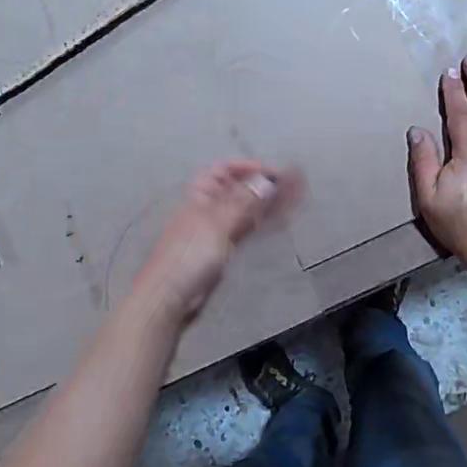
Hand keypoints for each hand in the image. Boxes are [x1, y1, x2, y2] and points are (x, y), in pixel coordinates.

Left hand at [131, 160, 292, 319]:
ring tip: (297, 197)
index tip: (274, 173)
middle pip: (241, 190)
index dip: (249, 168)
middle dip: (266, 185)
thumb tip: (266, 181)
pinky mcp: (224, 250)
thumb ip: (243, 203)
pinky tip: (281, 219)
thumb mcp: (216, 225)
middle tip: (296, 184)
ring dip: (270, 203)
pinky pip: (249, 229)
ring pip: (249, 210)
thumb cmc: (185, 259)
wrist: (169, 298)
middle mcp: (209, 209)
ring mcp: (217, 230)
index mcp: (200, 196)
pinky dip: (265, 222)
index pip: (225, 169)